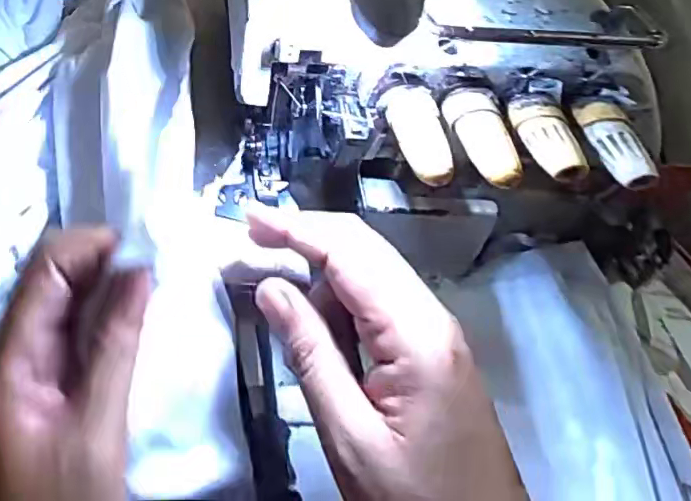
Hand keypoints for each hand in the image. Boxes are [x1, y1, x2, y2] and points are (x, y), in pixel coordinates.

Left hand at [0, 227, 154, 500]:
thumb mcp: (95, 430)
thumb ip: (116, 346)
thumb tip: (140, 269)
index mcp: (12, 358)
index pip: (46, 268)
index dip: (92, 246)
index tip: (142, 247)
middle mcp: (16, 349)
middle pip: (54, 274)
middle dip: (104, 256)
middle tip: (153, 260)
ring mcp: (32, 363)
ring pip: (68, 294)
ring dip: (109, 278)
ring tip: (151, 277)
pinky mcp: (50, 378)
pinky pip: (77, 321)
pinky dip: (108, 305)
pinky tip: (136, 306)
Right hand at [247, 207, 527, 500]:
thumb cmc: (416, 500)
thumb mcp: (352, 438)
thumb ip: (311, 355)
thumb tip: (272, 287)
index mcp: (416, 331)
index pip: (349, 254)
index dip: (298, 229)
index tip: (253, 218)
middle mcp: (431, 313)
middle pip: (365, 247)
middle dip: (309, 233)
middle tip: (256, 233)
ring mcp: (436, 327)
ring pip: (373, 267)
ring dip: (323, 263)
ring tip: (277, 276)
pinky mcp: (432, 344)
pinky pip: (382, 298)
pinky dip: (343, 292)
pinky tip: (317, 310)